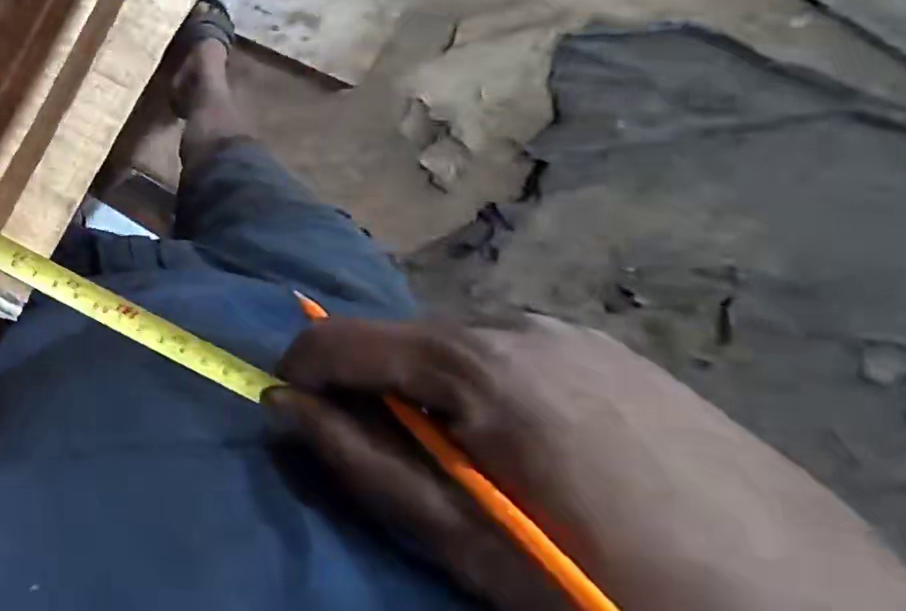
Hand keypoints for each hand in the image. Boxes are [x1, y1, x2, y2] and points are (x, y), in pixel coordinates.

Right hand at [267, 314, 905, 610]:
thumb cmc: (623, 591)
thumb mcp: (473, 545)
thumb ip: (364, 465)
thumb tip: (281, 405)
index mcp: (475, 362)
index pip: (340, 338)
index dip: (299, 370)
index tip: (289, 409)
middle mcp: (514, 322)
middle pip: (398, 339)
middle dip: (374, 387)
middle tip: (396, 457)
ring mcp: (571, 330)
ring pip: (455, 344)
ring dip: (434, 388)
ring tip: (473, 459)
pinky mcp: (614, 350)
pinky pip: (514, 352)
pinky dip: (491, 386)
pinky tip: (537, 447)